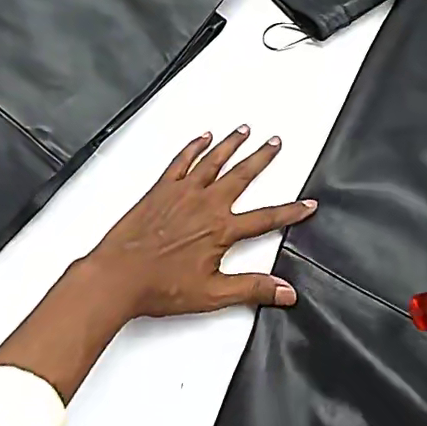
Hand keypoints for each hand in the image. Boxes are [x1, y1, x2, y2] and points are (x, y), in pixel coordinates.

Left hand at [81, 126, 312, 319]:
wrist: (118, 276)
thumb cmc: (159, 287)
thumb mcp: (212, 294)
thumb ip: (251, 289)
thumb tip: (285, 291)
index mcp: (220, 229)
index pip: (265, 218)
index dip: (290, 211)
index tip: (308, 204)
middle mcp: (205, 204)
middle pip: (242, 175)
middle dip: (261, 158)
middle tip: (275, 143)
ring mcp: (183, 192)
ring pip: (214, 161)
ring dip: (231, 144)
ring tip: (245, 130)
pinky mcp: (162, 189)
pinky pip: (182, 161)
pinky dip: (194, 147)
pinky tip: (202, 137)